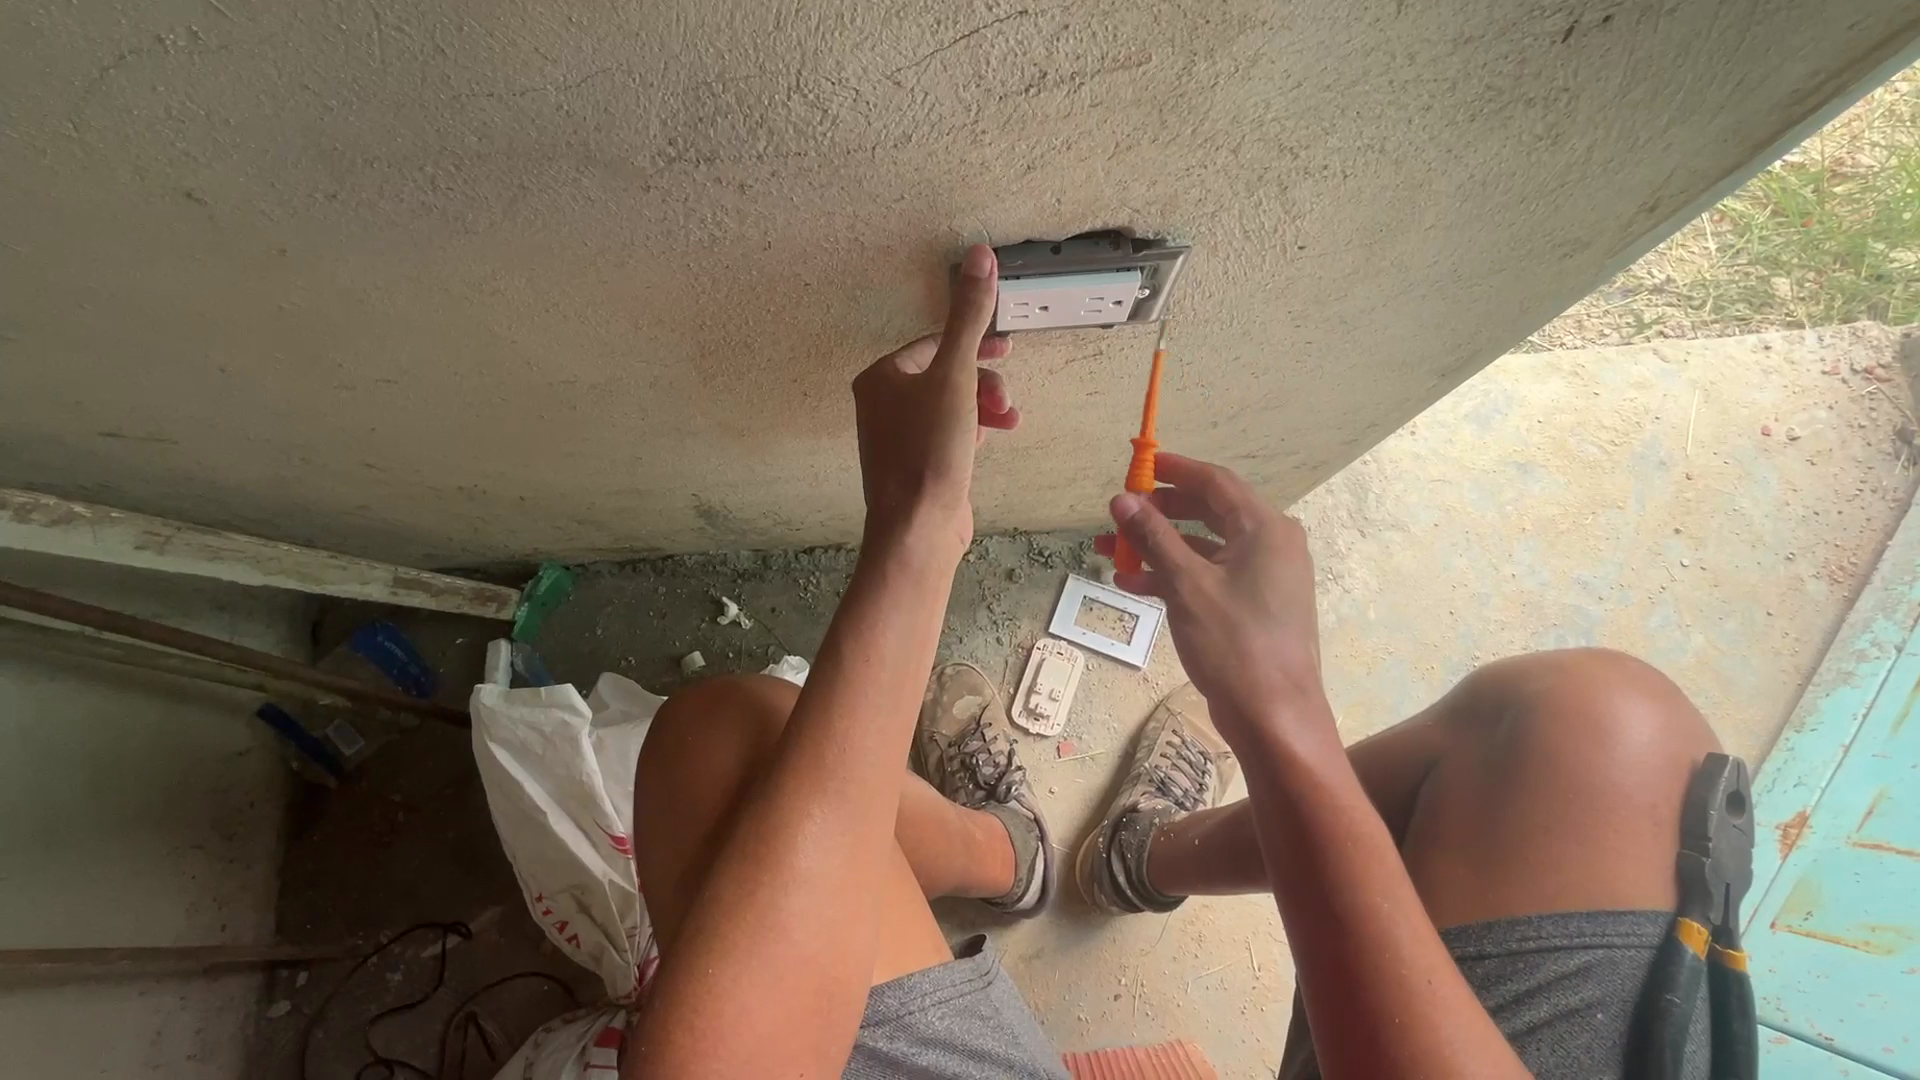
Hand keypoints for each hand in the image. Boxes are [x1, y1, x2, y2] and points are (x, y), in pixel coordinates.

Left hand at [852, 244, 1018, 556]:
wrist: (918, 527)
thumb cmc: (928, 451)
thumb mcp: (956, 376)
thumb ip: (969, 318)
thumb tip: (980, 256)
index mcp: (881, 378)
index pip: (933, 344)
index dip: (973, 343)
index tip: (1006, 349)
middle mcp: (883, 406)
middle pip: (944, 375)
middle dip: (982, 381)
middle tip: (1004, 396)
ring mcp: (898, 439)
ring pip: (950, 406)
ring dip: (984, 406)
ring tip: (1008, 419)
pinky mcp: (916, 467)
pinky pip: (948, 435)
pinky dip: (973, 431)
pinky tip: (990, 440)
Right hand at [1094, 453, 1331, 747]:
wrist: (1274, 715)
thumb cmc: (1234, 643)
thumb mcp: (1186, 585)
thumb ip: (1153, 537)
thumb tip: (1122, 499)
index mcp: (1264, 528)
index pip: (1215, 482)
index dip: (1175, 470)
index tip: (1140, 464)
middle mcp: (1270, 543)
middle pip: (1208, 511)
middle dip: (1160, 512)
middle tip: (1121, 512)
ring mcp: (1263, 575)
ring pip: (1203, 546)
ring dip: (1159, 547)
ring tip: (1111, 551)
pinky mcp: (1253, 603)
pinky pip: (1209, 575)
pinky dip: (1174, 575)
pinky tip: (1134, 584)